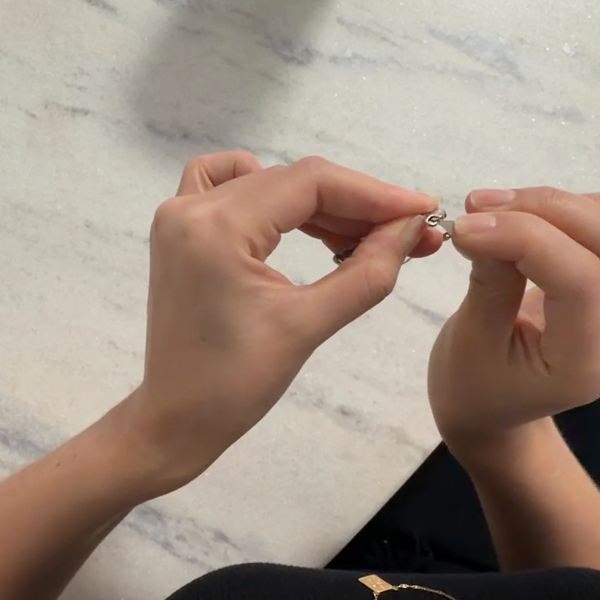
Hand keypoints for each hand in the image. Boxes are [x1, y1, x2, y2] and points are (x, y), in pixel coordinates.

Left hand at [126, 152, 441, 487]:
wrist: (176, 418)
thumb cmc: (233, 386)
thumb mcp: (307, 327)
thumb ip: (367, 272)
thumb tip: (412, 228)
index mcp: (217, 228)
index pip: (312, 183)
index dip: (375, 193)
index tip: (423, 211)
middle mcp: (189, 209)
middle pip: (292, 180)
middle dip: (355, 204)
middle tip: (408, 234)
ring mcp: (176, 217)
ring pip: (265, 181)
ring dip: (317, 203)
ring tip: (362, 238)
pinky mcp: (177, 233)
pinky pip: (227, 187)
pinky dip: (268, 196)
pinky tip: (295, 220)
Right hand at [427, 169, 599, 459]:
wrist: (492, 405)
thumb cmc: (471, 383)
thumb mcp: (467, 339)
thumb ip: (489, 277)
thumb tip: (489, 217)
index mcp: (584, 366)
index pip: (577, 279)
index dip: (523, 237)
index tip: (466, 225)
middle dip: (549, 210)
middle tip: (484, 210)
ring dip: (578, 200)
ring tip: (516, 208)